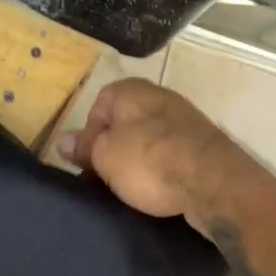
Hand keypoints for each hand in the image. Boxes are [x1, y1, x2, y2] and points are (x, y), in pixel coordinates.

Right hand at [56, 78, 257, 227]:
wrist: (214, 180)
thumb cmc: (149, 160)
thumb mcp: (105, 157)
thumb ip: (83, 147)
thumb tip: (61, 139)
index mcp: (129, 88)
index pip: (98, 107)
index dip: (91, 137)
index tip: (91, 165)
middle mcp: (157, 93)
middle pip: (126, 120)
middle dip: (117, 147)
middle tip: (111, 177)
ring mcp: (184, 115)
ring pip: (151, 136)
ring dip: (143, 158)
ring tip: (138, 187)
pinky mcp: (204, 140)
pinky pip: (174, 150)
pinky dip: (167, 166)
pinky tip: (165, 187)